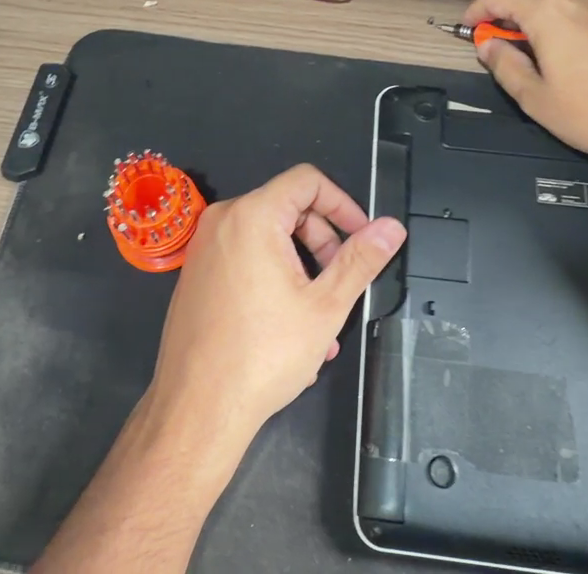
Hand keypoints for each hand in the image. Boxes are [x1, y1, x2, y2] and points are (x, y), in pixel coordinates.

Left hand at [146, 164, 406, 444]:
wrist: (197, 407)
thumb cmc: (263, 354)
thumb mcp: (325, 306)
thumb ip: (360, 260)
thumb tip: (390, 228)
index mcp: (252, 216)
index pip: (307, 180)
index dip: (343, 204)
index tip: (362, 237)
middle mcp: (222, 222)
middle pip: (288, 209)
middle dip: (324, 244)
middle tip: (342, 287)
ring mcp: (204, 249)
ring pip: (268, 240)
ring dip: (304, 271)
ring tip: (323, 324)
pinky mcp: (196, 276)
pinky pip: (245, 261)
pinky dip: (274, 280)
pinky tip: (291, 329)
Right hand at [465, 0, 587, 184]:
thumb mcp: (537, 99)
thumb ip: (505, 66)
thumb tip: (489, 47)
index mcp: (549, 10)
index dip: (477, 10)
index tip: (471, 29)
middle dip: (511, 4)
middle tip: (505, 37)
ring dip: (544, 7)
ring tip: (542, 46)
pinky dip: (575, 15)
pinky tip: (580, 51)